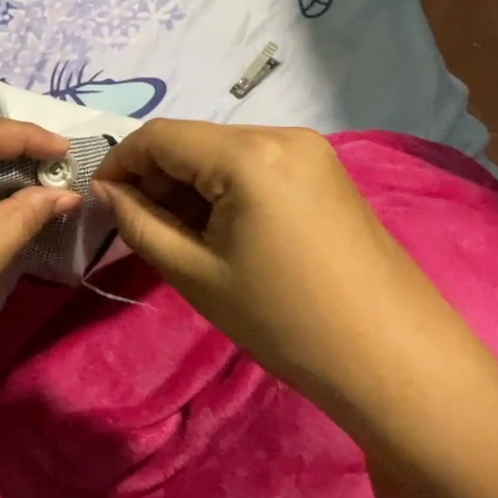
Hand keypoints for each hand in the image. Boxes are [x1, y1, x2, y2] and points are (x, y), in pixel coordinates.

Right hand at [91, 120, 435, 398]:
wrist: (397, 364)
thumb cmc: (286, 320)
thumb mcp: (194, 273)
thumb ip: (137, 222)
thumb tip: (104, 190)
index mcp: (248, 153)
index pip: (158, 136)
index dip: (120, 163)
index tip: (100, 201)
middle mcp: (280, 134)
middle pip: (192, 142)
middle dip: (156, 178)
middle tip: (139, 227)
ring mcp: (309, 151)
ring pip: (221, 154)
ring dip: (189, 186)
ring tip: (180, 237)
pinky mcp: (325, 172)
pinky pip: (254, 166)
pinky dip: (223, 190)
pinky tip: (222, 233)